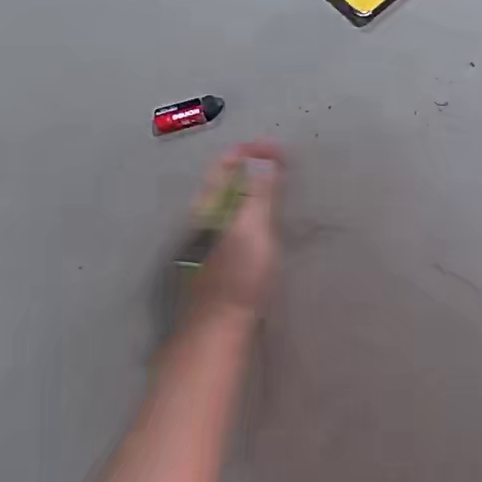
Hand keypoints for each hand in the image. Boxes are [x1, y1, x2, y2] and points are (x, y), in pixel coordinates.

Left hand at [183, 140, 282, 326]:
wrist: (219, 330)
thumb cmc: (239, 276)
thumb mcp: (253, 229)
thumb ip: (258, 193)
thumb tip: (260, 157)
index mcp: (208, 207)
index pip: (224, 165)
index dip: (250, 152)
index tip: (278, 151)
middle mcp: (202, 220)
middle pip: (224, 184)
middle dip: (250, 169)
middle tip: (280, 165)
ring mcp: (207, 243)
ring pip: (228, 206)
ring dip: (251, 192)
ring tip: (276, 190)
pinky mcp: (217, 262)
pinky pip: (234, 225)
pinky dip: (251, 215)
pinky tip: (264, 226)